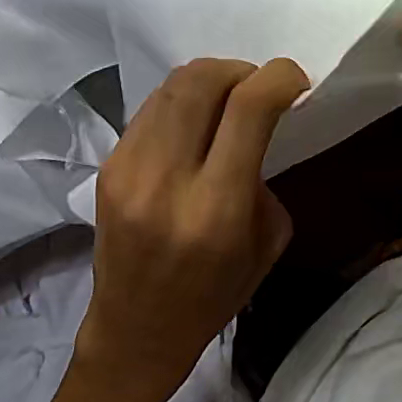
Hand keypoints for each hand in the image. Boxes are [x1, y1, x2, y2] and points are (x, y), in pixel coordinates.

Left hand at [75, 57, 310, 401]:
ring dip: (210, 79)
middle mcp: (167, 181)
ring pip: (172, 85)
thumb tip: (256, 119)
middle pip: (202, 81)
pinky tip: (193, 122)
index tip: (294, 81)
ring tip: (226, 98)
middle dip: (240, 70)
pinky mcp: (106, 166)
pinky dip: (181, 101)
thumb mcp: (267, 241)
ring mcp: (128, 169)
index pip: (248, 108)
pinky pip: (151, 107)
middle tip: (257, 87)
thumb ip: (264, 171)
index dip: (280, 78)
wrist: (134, 332)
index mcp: (217, 208)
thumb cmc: (214, 295)